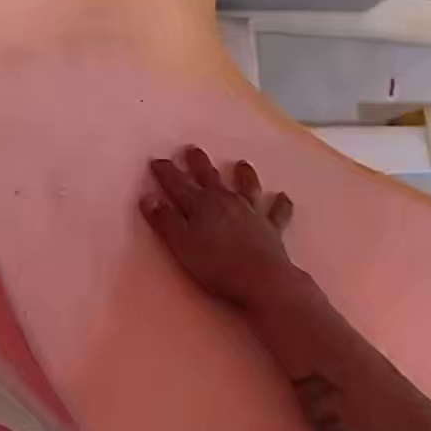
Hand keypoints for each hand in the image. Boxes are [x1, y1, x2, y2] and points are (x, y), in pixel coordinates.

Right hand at [141, 146, 298, 310]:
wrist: (262, 280)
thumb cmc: (215, 264)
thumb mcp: (181, 244)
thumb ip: (164, 220)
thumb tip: (148, 197)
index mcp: (201, 204)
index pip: (178, 183)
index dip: (166, 172)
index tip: (157, 161)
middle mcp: (226, 201)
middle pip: (209, 177)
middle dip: (198, 163)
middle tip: (192, 149)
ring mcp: (251, 212)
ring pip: (246, 187)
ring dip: (243, 175)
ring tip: (241, 164)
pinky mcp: (272, 228)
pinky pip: (277, 212)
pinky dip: (280, 203)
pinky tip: (283, 196)